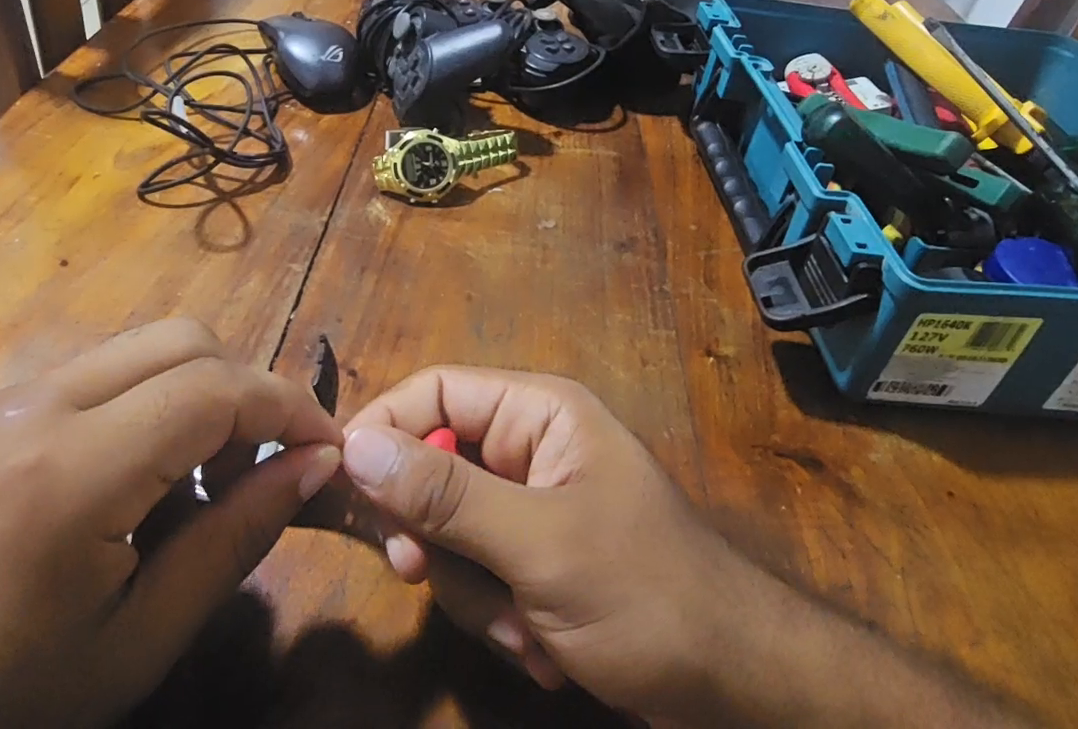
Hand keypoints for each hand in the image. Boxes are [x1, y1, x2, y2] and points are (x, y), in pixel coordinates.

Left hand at [0, 319, 341, 727]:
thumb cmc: (4, 704)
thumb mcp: (141, 639)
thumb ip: (237, 537)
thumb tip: (315, 463)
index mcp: (68, 474)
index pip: (214, 391)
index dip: (287, 408)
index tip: (325, 447)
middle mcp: (28, 408)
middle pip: (181, 339)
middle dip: (244, 388)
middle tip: (259, 464)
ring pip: (134, 348)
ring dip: (191, 392)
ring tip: (190, 480)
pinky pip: (85, 375)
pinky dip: (136, 403)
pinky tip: (123, 481)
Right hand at [340, 366, 745, 718]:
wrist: (733, 686)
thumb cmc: (646, 595)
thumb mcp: (540, 545)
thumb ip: (446, 496)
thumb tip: (354, 446)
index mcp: (539, 415)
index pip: (436, 392)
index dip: (384, 429)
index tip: (344, 488)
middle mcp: (530, 451)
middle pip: (431, 470)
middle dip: (435, 537)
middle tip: (422, 572)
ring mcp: (530, 511)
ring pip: (449, 536)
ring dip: (477, 596)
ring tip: (531, 628)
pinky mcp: (533, 564)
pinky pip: (477, 578)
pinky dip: (500, 620)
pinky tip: (547, 647)